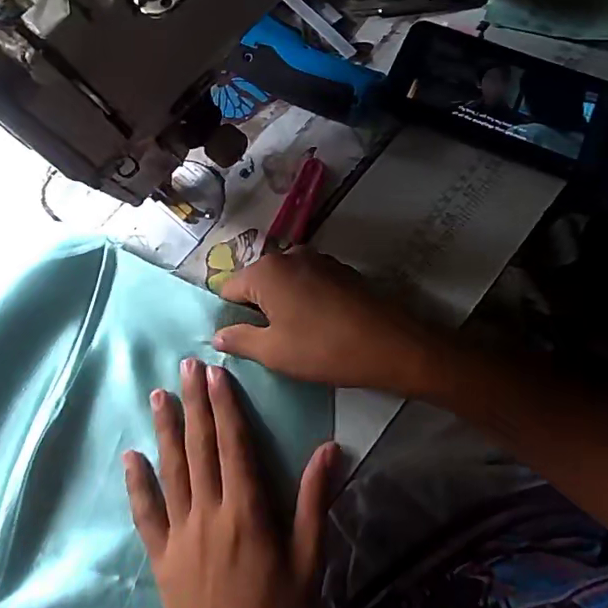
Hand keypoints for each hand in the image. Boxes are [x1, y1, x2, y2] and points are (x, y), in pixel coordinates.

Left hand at [126, 358, 335, 607]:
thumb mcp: (310, 561)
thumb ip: (314, 501)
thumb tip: (329, 447)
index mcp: (247, 512)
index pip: (233, 445)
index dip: (225, 406)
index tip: (216, 373)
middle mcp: (209, 515)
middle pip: (199, 448)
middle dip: (194, 404)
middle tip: (187, 366)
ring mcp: (180, 537)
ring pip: (171, 471)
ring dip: (165, 430)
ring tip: (160, 395)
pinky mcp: (161, 560)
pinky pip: (146, 515)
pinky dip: (137, 484)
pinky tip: (131, 457)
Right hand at [213, 249, 438, 397]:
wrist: (389, 343)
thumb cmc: (324, 349)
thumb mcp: (274, 352)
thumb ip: (239, 339)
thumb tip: (217, 334)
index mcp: (266, 271)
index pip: (229, 289)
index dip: (231, 317)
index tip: (242, 341)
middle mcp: (289, 254)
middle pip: (257, 281)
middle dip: (257, 308)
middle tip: (269, 341)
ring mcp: (318, 258)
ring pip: (284, 281)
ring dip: (282, 304)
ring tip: (296, 335)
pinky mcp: (340, 268)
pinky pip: (308, 281)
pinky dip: (305, 299)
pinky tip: (319, 324)